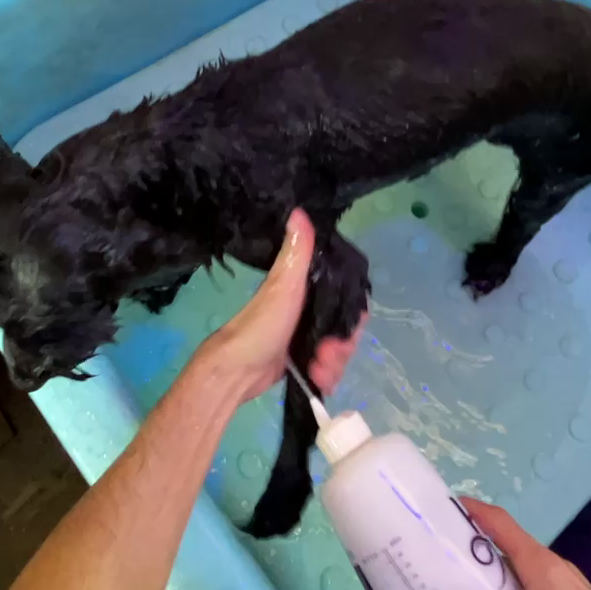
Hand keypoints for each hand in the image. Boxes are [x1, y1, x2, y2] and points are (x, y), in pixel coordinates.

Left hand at [189, 210, 363, 401]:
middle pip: (346, 327)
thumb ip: (296, 252)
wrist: (238, 369)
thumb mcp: (282, 285)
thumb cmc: (261, 324)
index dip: (352, 315)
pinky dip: (327, 374)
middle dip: (342, 347)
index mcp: (308, 288)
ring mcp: (307, 335)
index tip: (344, 330)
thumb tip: (298, 210)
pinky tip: (316, 379)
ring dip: (334, 365)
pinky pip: (329, 367)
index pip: (347, 298)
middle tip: (325, 355)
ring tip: (317, 371)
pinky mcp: (303, 358)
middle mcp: (311, 309)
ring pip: (340, 351)